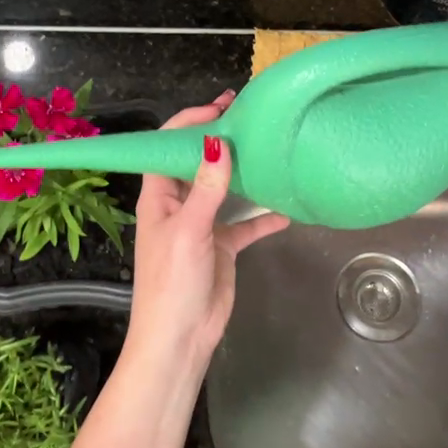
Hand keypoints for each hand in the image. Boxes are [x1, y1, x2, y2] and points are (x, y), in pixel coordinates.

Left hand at [127, 90, 290, 373]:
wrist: (179, 340)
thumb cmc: (172, 281)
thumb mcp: (189, 230)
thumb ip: (207, 188)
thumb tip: (219, 142)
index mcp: (159, 196)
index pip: (170, 146)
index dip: (191, 122)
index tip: (221, 107)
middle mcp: (179, 204)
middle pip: (199, 162)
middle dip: (222, 139)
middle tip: (252, 117)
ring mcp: (202, 224)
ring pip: (225, 189)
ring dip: (245, 172)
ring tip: (271, 149)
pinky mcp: (222, 246)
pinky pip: (246, 223)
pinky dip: (264, 215)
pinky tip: (287, 208)